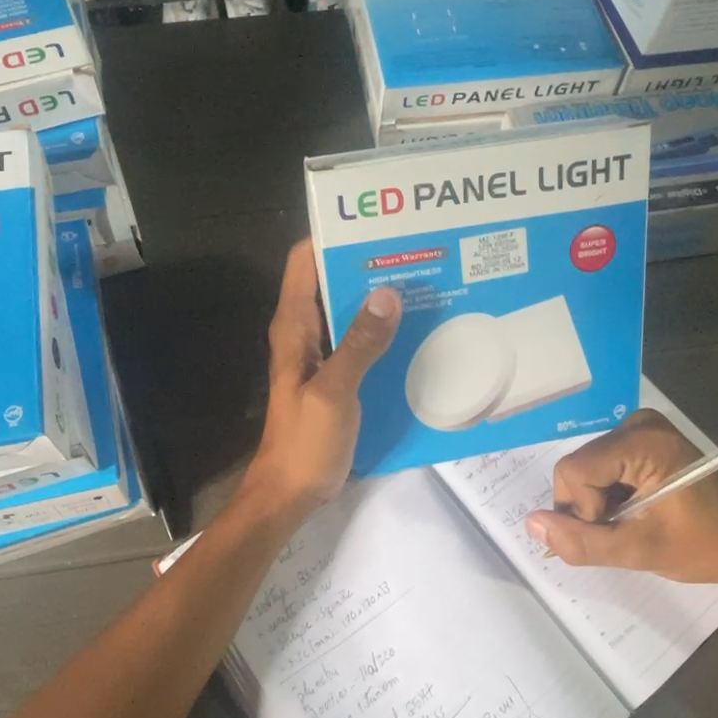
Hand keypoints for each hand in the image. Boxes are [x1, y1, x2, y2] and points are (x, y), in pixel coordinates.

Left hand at [238, 241, 401, 519]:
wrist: (290, 493)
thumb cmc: (305, 442)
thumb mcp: (335, 392)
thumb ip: (360, 344)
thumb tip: (388, 293)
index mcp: (294, 326)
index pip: (304, 260)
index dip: (333, 236)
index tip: (376, 224)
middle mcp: (305, 332)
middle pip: (331, 281)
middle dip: (368, 264)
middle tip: (417, 250)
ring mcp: (321, 354)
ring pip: (349, 312)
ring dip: (379, 299)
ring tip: (427, 281)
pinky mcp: (337, 377)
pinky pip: (360, 342)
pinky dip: (383, 332)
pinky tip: (418, 332)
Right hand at [523, 409, 717, 593]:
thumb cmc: (706, 547)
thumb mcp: (640, 551)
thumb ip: (582, 541)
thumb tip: (533, 524)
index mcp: (642, 442)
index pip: (573, 472)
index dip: (583, 510)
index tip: (618, 531)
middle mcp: (638, 424)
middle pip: (577, 468)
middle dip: (589, 507)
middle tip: (626, 532)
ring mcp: (642, 428)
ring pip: (586, 469)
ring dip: (599, 503)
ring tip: (635, 523)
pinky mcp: (645, 439)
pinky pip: (602, 465)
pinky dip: (609, 493)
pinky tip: (637, 510)